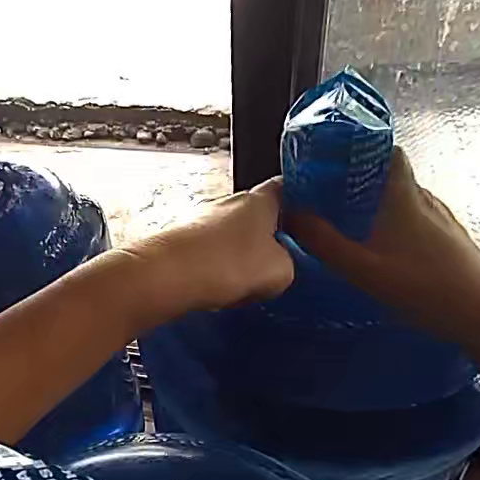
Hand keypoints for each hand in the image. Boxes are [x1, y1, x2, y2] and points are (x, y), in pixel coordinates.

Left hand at [117, 178, 293, 324]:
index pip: (288, 188)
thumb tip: (279, 268)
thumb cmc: (227, 264)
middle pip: (261, 217)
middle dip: (272, 241)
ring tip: (249, 287)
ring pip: (236, 239)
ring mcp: (204, 220)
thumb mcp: (281, 271)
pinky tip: (222, 292)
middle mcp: (231, 202)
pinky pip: (214, 255)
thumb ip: (290, 265)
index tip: (313, 221)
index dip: (302, 202)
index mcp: (260, 200)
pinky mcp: (185, 242)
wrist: (166, 276)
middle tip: (284, 267)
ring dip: (244, 260)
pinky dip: (220, 271)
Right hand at [285, 151, 479, 347]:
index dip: (356, 147)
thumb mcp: (362, 267)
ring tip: (344, 225)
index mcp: (403, 193)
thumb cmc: (425, 286)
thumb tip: (289, 215)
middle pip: (386, 175)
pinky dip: (389, 226)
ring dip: (372, 206)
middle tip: (323, 198)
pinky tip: (378, 251)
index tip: (326, 159)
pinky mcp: (448, 242)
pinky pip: (411, 222)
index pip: (383, 148)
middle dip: (355, 181)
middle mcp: (424, 199)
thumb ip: (323, 241)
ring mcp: (440, 220)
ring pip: (399, 201)